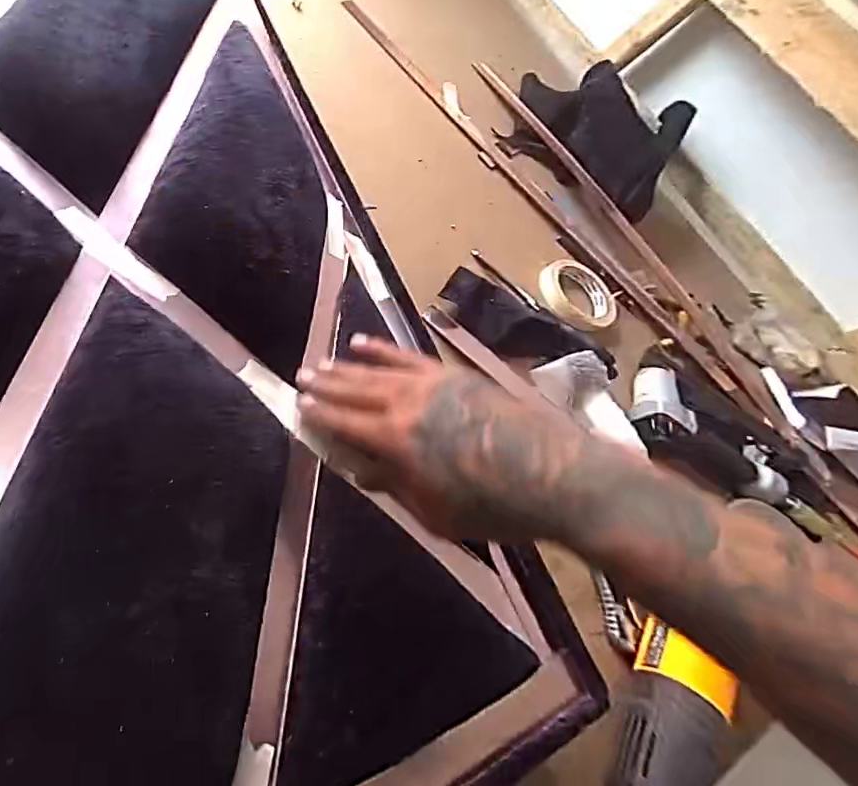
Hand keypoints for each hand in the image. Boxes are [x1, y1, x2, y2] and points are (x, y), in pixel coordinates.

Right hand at [296, 334, 624, 543]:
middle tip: (302, 377)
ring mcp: (431, 383)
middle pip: (357, 392)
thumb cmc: (496, 507)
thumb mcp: (437, 513)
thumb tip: (362, 470)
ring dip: (347, 367)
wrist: (557, 474)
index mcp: (398, 441)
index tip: (300, 407)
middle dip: (327, 386)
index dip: (321, 416)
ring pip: (377, 371)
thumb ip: (396, 486)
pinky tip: (364, 344)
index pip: (347, 424)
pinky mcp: (452, 374)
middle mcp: (407, 405)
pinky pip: (408, 358)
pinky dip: (383, 351)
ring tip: (322, 361)